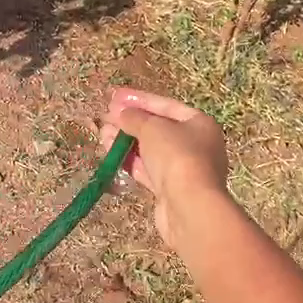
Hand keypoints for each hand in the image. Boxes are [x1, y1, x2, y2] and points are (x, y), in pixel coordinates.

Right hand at [98, 87, 231, 246]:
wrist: (189, 206)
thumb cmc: (176, 156)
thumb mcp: (152, 128)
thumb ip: (134, 117)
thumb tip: (121, 113)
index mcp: (199, 124)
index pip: (165, 106)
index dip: (139, 99)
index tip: (114, 96)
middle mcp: (196, 145)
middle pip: (158, 128)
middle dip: (130, 122)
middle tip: (106, 116)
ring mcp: (183, 169)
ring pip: (150, 150)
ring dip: (126, 141)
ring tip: (102, 133)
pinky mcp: (170, 190)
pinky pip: (147, 169)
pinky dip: (130, 160)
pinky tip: (111, 154)